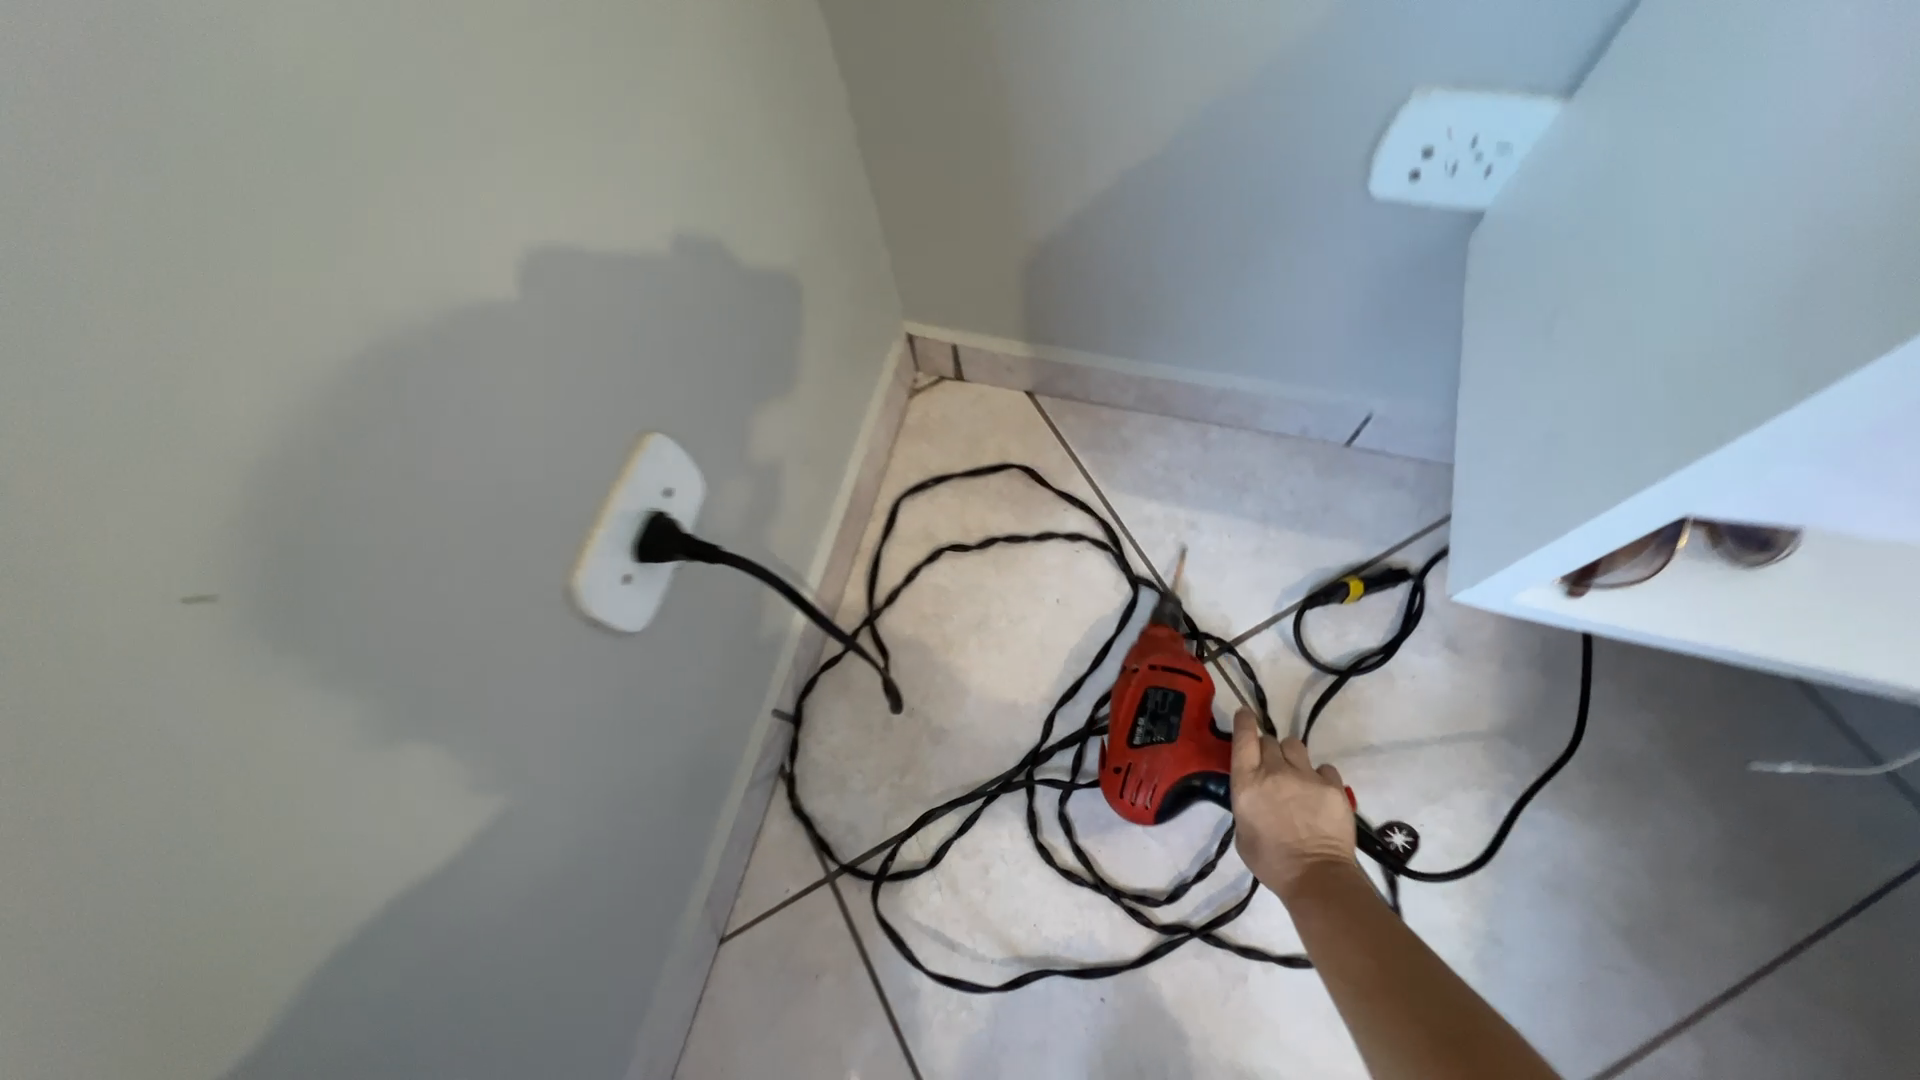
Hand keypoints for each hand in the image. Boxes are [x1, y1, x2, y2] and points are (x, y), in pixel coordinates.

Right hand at [1230, 707, 1356, 900]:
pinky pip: (1323, 768)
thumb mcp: (1242, 831)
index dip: (1244, 722)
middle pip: (1270, 740)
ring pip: (1296, 746)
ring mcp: (1306, 776)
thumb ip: (1246, 802)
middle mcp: (1275, 771)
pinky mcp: (1333, 786)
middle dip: (1268, 748)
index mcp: (1247, 782)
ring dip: (1292, 756)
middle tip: (1271, 765)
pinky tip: (1318, 792)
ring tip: (1296, 775)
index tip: (1245, 714)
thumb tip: (1253, 793)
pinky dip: (1319, 776)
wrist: (1316, 876)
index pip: (1244, 737)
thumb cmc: (1271, 861)